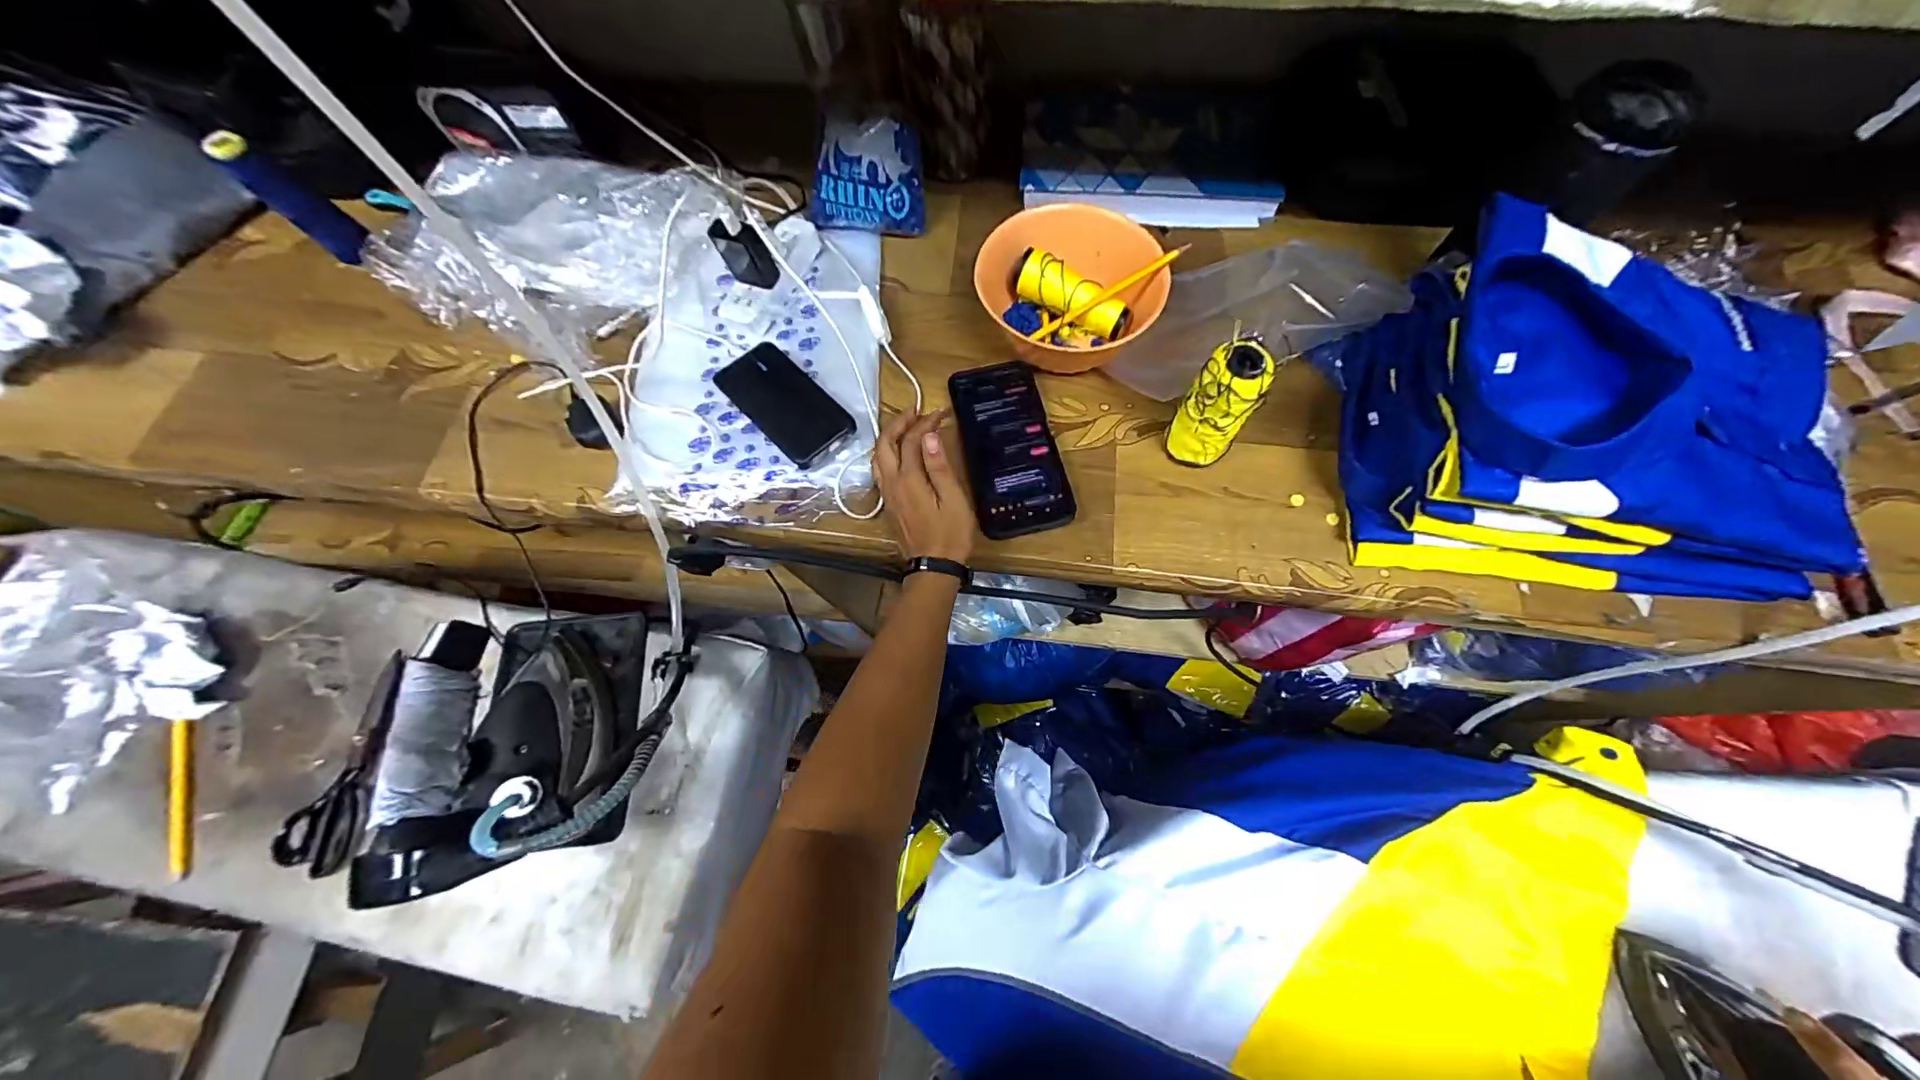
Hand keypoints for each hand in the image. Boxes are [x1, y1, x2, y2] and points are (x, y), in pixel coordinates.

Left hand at [873, 408, 975, 563]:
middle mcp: (891, 483)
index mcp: (908, 479)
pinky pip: (879, 469)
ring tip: (906, 427)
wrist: (933, 566)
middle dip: (898, 422)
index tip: (940, 414)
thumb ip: (939, 466)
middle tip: (916, 412)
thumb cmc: (950, 534)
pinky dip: (886, 453)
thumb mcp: (952, 499)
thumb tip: (929, 436)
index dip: (924, 423)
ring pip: (877, 456)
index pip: (911, 440)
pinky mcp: (888, 503)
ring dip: (889, 437)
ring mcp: (887, 493)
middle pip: (885, 443)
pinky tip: (898, 453)